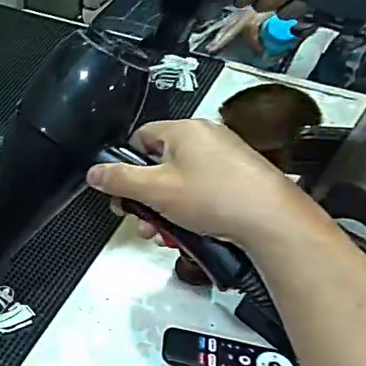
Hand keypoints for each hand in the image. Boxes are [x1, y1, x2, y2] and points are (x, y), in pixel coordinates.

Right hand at [85, 119, 328, 249]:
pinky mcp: (239, 182)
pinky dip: (191, 214)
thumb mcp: (155, 190)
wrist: (270, 221)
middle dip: (146, 199)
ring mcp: (225, 160)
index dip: (126, 165)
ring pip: (181, 185)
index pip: (140, 138)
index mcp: (184, 130)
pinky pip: (203, 194)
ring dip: (166, 212)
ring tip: (166, 235)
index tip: (121, 191)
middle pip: (160, 166)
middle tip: (143, 220)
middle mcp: (206, 139)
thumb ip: (119, 180)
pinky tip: (189, 235)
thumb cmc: (216, 197)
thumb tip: (95, 172)